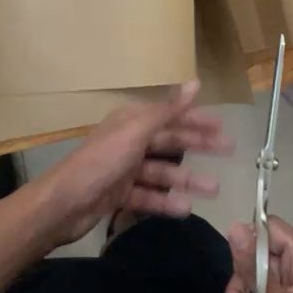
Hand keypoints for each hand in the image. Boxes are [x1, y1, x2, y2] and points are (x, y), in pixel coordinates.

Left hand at [24, 82, 231, 248]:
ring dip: (187, 179)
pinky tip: (186, 209)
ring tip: (214, 190)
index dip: (196, 120)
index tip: (222, 127)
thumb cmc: (102, 161)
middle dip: (198, 146)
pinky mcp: (119, 195)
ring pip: (162, 172)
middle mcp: (129, 141)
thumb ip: (168, 110)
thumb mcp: (137, 132)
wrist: (63, 203)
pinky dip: (166, 201)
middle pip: (169, 142)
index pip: (170, 116)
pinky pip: (149, 196)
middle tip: (229, 152)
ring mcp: (124, 170)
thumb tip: (195, 82)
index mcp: (131, 121)